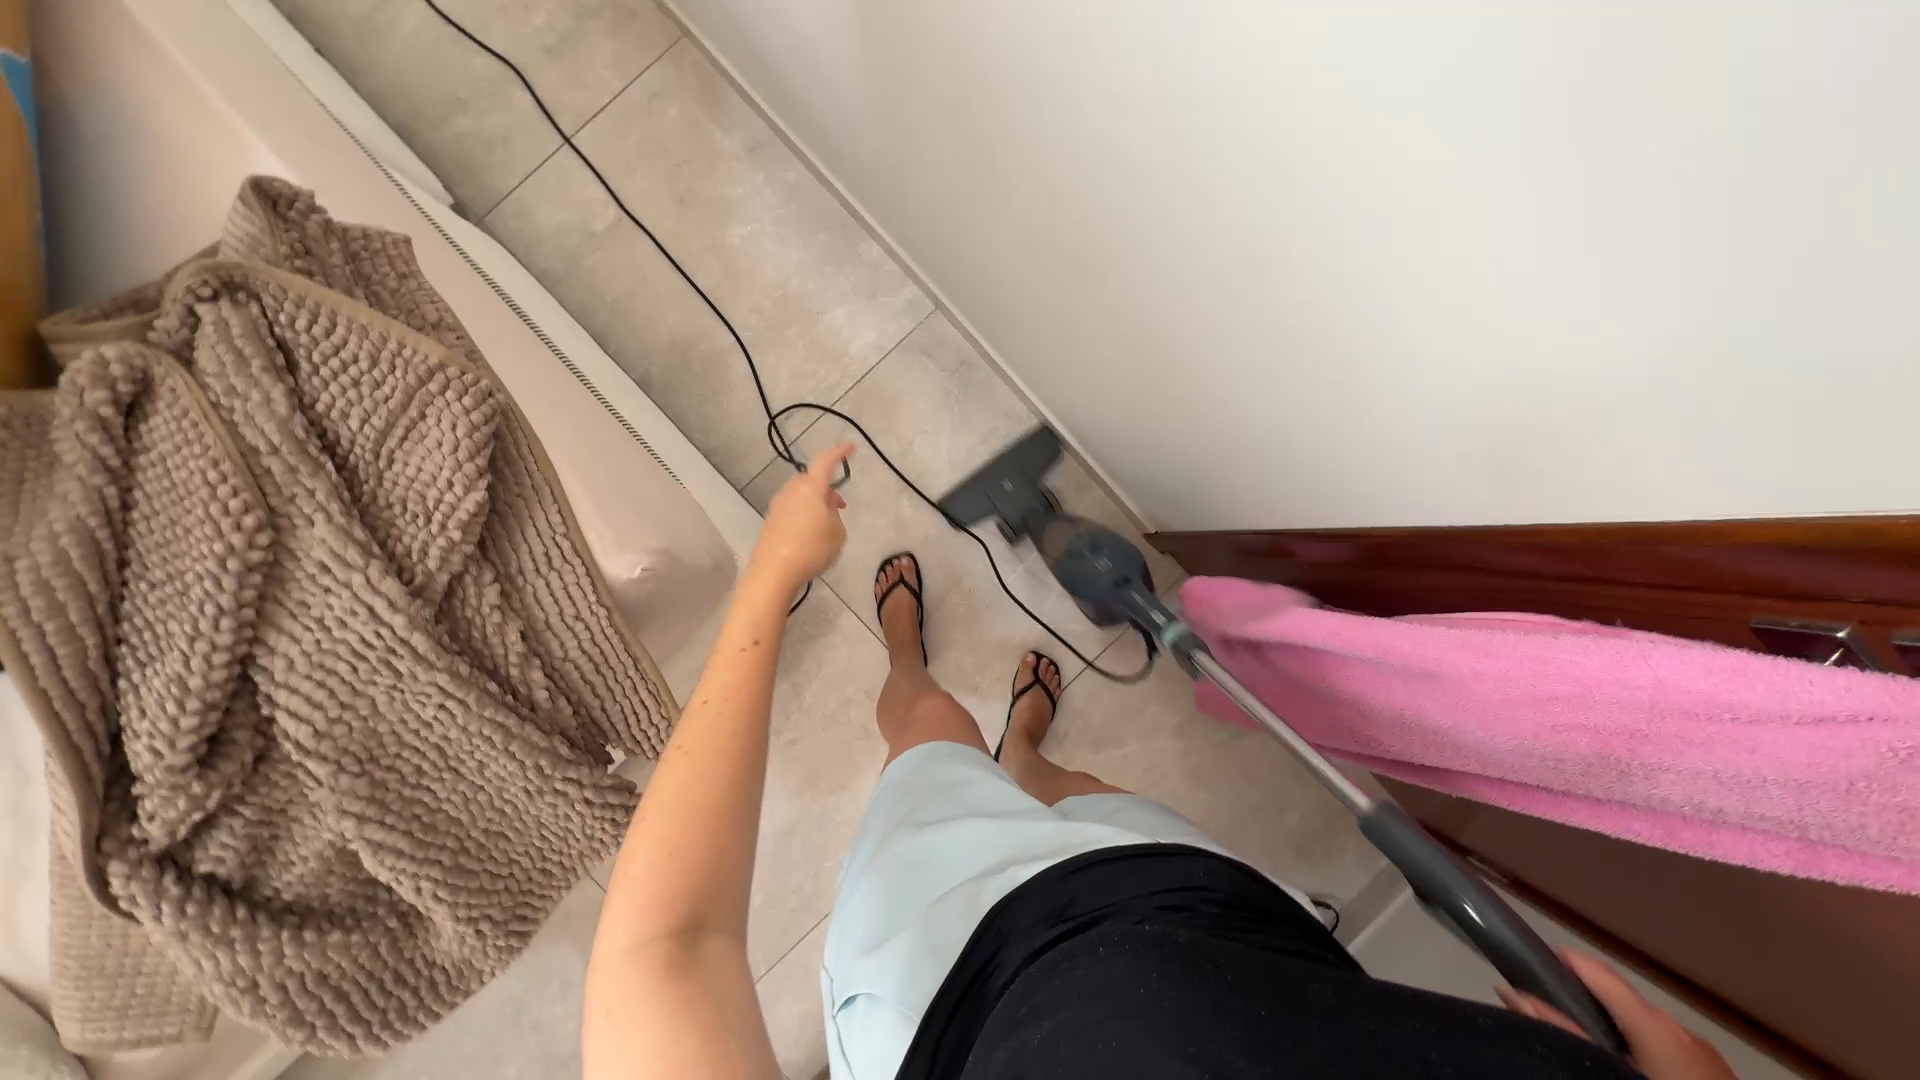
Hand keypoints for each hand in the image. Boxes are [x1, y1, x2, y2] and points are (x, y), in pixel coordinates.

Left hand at [746, 441, 853, 591]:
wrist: (773, 572)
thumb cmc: (812, 549)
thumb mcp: (837, 533)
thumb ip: (834, 515)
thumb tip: (824, 511)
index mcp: (811, 488)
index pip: (825, 461)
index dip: (839, 453)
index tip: (850, 447)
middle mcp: (791, 492)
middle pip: (810, 480)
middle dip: (826, 487)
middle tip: (839, 504)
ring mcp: (778, 506)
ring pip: (800, 495)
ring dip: (814, 502)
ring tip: (826, 523)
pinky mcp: (770, 522)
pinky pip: (791, 510)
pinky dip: (803, 515)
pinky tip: (809, 535)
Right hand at [1498, 950, 1736, 1079]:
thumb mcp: (1605, 1074)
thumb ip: (1562, 1032)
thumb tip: (1510, 991)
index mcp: (1654, 1023)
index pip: (1598, 970)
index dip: (1561, 961)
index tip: (1527, 963)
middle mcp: (1680, 1027)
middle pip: (1621, 998)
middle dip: (1584, 1000)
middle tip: (1549, 1012)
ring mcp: (1703, 1051)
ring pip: (1645, 1024)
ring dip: (1614, 1026)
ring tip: (1587, 1047)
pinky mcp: (1717, 1072)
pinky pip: (1668, 1046)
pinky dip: (1641, 1047)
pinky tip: (1629, 1071)